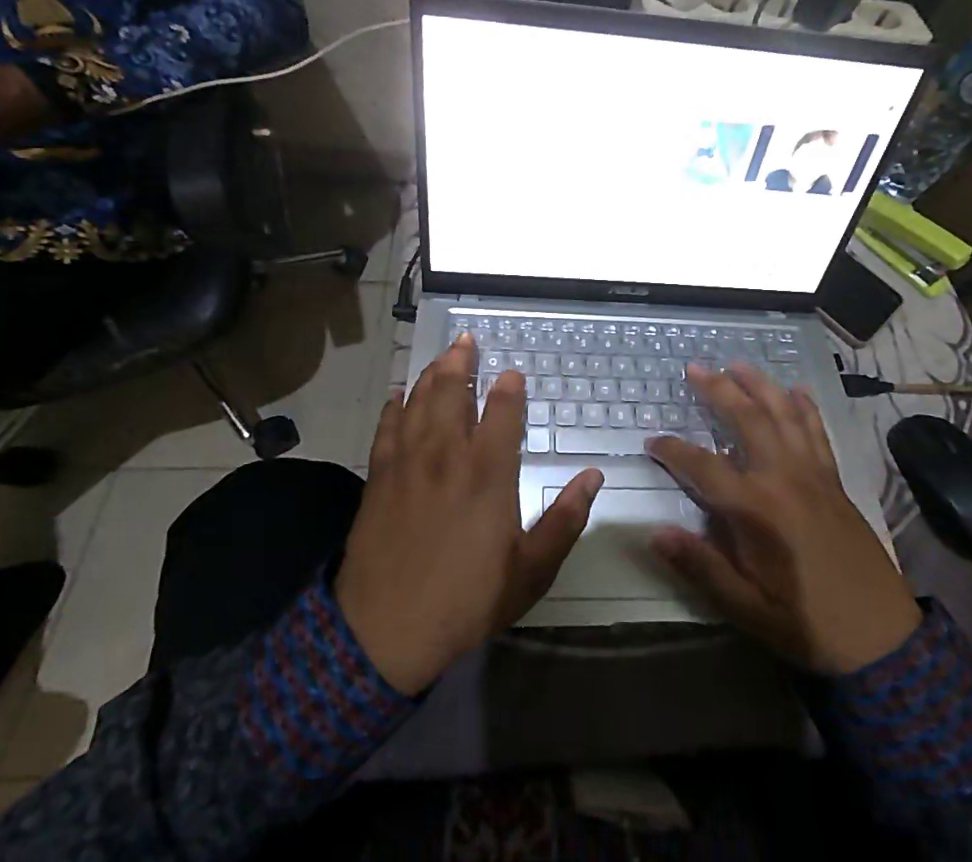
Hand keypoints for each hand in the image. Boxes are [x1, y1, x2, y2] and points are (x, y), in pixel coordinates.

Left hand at [334, 335, 602, 694]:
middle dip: (461, 363)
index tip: (512, 373)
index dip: (508, 389)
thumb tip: (593, 477)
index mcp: (488, 474)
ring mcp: (407, 464)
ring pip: (418, 403)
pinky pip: (386, 428)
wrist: (385, 629)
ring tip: (441, 357)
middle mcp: (447, 456)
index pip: (501, 413)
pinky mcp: (378, 478)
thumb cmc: (467, 600)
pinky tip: (399, 395)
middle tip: (466, 341)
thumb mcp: (531, 570)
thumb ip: (565, 520)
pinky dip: (394, 406)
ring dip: (430, 375)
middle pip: (452, 393)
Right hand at [647, 363, 921, 674]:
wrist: (880, 637)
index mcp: (756, 509)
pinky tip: (797, 391)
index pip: (703, 466)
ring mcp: (815, 476)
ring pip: (785, 416)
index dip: (673, 450)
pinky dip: (806, 408)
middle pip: (748, 420)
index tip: (651, 442)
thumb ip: (700, 565)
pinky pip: (818, 433)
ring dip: (761, 386)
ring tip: (739, 364)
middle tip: (696, 368)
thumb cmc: (805, 623)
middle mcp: (785, 479)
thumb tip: (655, 533)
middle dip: (720, 391)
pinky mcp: (835, 482)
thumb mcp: (744, 605)